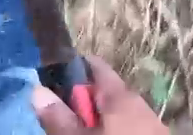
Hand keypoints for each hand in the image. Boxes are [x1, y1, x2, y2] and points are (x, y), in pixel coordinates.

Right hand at [30, 58, 167, 134]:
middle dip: (82, 107)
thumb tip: (38, 91)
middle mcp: (140, 105)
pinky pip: (131, 133)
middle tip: (65, 126)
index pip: (91, 64)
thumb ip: (59, 118)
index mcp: (121, 95)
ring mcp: (153, 128)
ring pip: (116, 118)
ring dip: (98, 127)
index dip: (69, 72)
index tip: (51, 87)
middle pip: (102, 94)